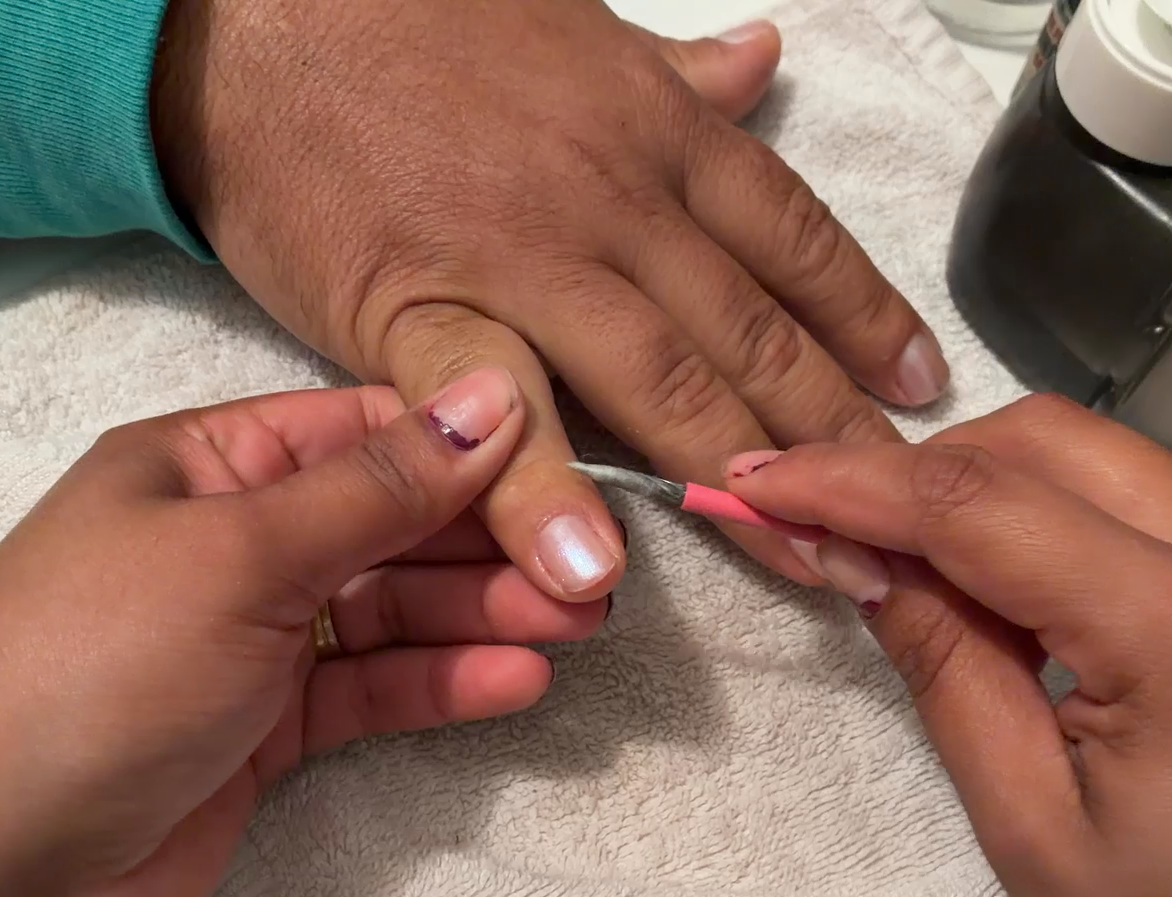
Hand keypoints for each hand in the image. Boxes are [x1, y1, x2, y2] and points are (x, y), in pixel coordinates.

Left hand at [0, 371, 605, 896]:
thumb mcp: (245, 554)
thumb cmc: (100, 674)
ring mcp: (259, 633)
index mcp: (209, 464)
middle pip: (393, 526)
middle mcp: (238, 539)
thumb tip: (497, 394)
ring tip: (577, 627)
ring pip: (396, 609)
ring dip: (485, 616)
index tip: (561, 474)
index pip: (367, 433)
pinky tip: (517, 681)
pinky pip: (377, 683)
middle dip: (491, 547)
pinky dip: (444, 681)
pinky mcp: (277, 720)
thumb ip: (384, 482)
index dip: (466, 449)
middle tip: (591, 572)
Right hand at [149, 0, 943, 603]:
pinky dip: (546, 492)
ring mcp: (525, 261)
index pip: (795, 240)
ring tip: (808, 563)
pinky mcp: (422, 312)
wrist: (251, 17)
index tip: (919, 390)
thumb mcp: (575, 33)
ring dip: (740, 477)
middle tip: (894, 517)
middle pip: (750, 333)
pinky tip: (592, 567)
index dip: (867, 320)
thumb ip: (678, 74)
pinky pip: (498, 414)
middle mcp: (615, 200)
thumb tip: (761, 64)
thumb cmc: (417, 30)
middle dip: (832, 433)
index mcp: (657, 132)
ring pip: (660, 380)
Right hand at [726, 396, 1171, 896]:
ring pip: (1076, 449)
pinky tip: (982, 571)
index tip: (757, 480)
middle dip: (905, 468)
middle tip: (821, 521)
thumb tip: (850, 554)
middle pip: (1032, 440)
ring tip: (892, 551)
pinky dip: (1024, 506)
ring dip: (962, 482)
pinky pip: (1118, 490)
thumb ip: (938, 662)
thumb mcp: (1026, 823)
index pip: (974, 507)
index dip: (846, 482)